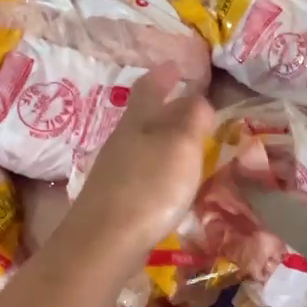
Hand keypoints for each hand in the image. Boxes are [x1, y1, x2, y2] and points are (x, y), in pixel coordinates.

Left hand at [67, 63, 214, 251]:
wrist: (107, 240)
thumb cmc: (150, 186)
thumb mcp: (181, 146)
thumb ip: (192, 119)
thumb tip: (199, 99)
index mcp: (139, 121)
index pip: (150, 88)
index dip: (164, 75)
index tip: (177, 66)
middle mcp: (122, 141)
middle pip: (142, 116)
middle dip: (163, 106)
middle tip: (186, 103)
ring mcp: (116, 172)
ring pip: (141, 144)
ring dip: (162, 139)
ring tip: (185, 143)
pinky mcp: (117, 200)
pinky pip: (141, 173)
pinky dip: (158, 168)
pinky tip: (170, 182)